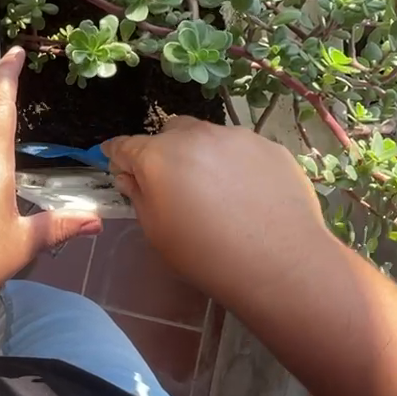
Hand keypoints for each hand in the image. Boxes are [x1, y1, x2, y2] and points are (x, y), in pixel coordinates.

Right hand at [102, 117, 333, 300]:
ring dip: (202, 154)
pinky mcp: (268, 145)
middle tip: (175, 183)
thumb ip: (139, 196)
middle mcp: (193, 135)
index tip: (115, 160)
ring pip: (207, 137)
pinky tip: (248, 194)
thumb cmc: (206, 255)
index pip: (125, 145)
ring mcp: (235, 137)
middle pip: (169, 132)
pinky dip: (236, 164)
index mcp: (157, 156)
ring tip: (218, 190)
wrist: (281, 264)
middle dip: (165, 150)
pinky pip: (241, 148)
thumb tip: (131, 176)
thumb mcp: (156, 231)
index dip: (116, 154)